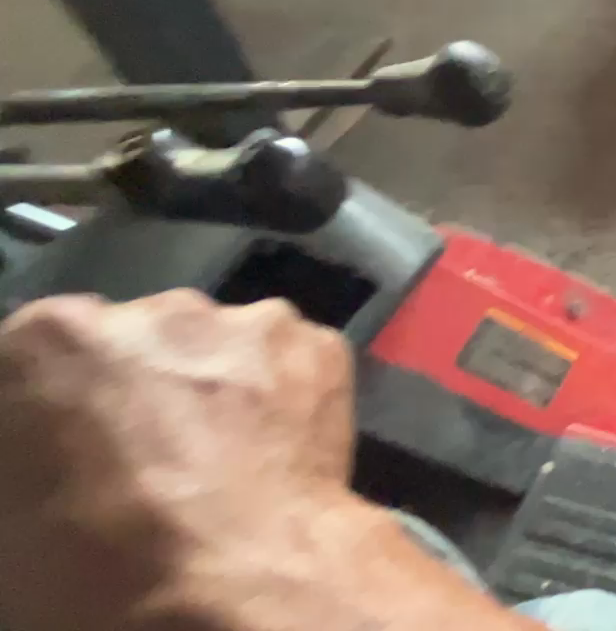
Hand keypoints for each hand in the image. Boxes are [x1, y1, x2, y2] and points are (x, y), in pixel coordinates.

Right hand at [0, 290, 353, 630]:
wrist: (239, 563)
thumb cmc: (92, 550)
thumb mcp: (5, 503)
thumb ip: (27, 441)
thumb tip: (55, 436)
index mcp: (55, 337)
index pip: (43, 345)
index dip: (53, 393)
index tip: (62, 429)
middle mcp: (167, 310)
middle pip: (148, 334)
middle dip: (144, 374)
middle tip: (146, 441)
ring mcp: (261, 320)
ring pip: (228, 340)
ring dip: (219, 374)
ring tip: (219, 443)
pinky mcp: (327, 343)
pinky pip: (292, 357)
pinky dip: (283, 384)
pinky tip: (274, 437)